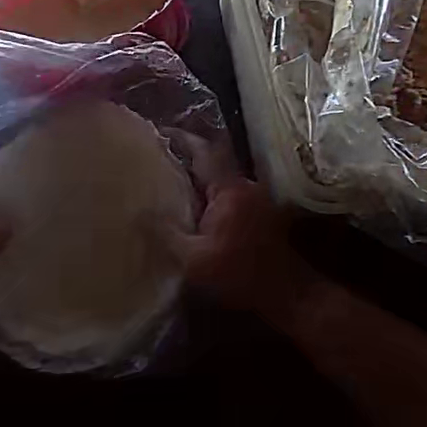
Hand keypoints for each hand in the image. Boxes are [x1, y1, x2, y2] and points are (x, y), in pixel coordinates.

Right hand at [160, 133, 322, 326]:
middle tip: (152, 154)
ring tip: (163, 176)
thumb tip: (138, 211)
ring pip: (217, 177)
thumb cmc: (240, 274)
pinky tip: (185, 202)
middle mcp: (244, 186)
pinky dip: (203, 191)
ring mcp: (253, 199)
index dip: (181, 138)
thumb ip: (165, 232)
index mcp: (229, 190)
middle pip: (211, 160)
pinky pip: (223, 192)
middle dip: (183, 154)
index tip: (157, 132)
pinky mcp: (255, 213)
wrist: (287, 294)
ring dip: (193, 174)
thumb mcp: (193, 259)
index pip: (204, 151)